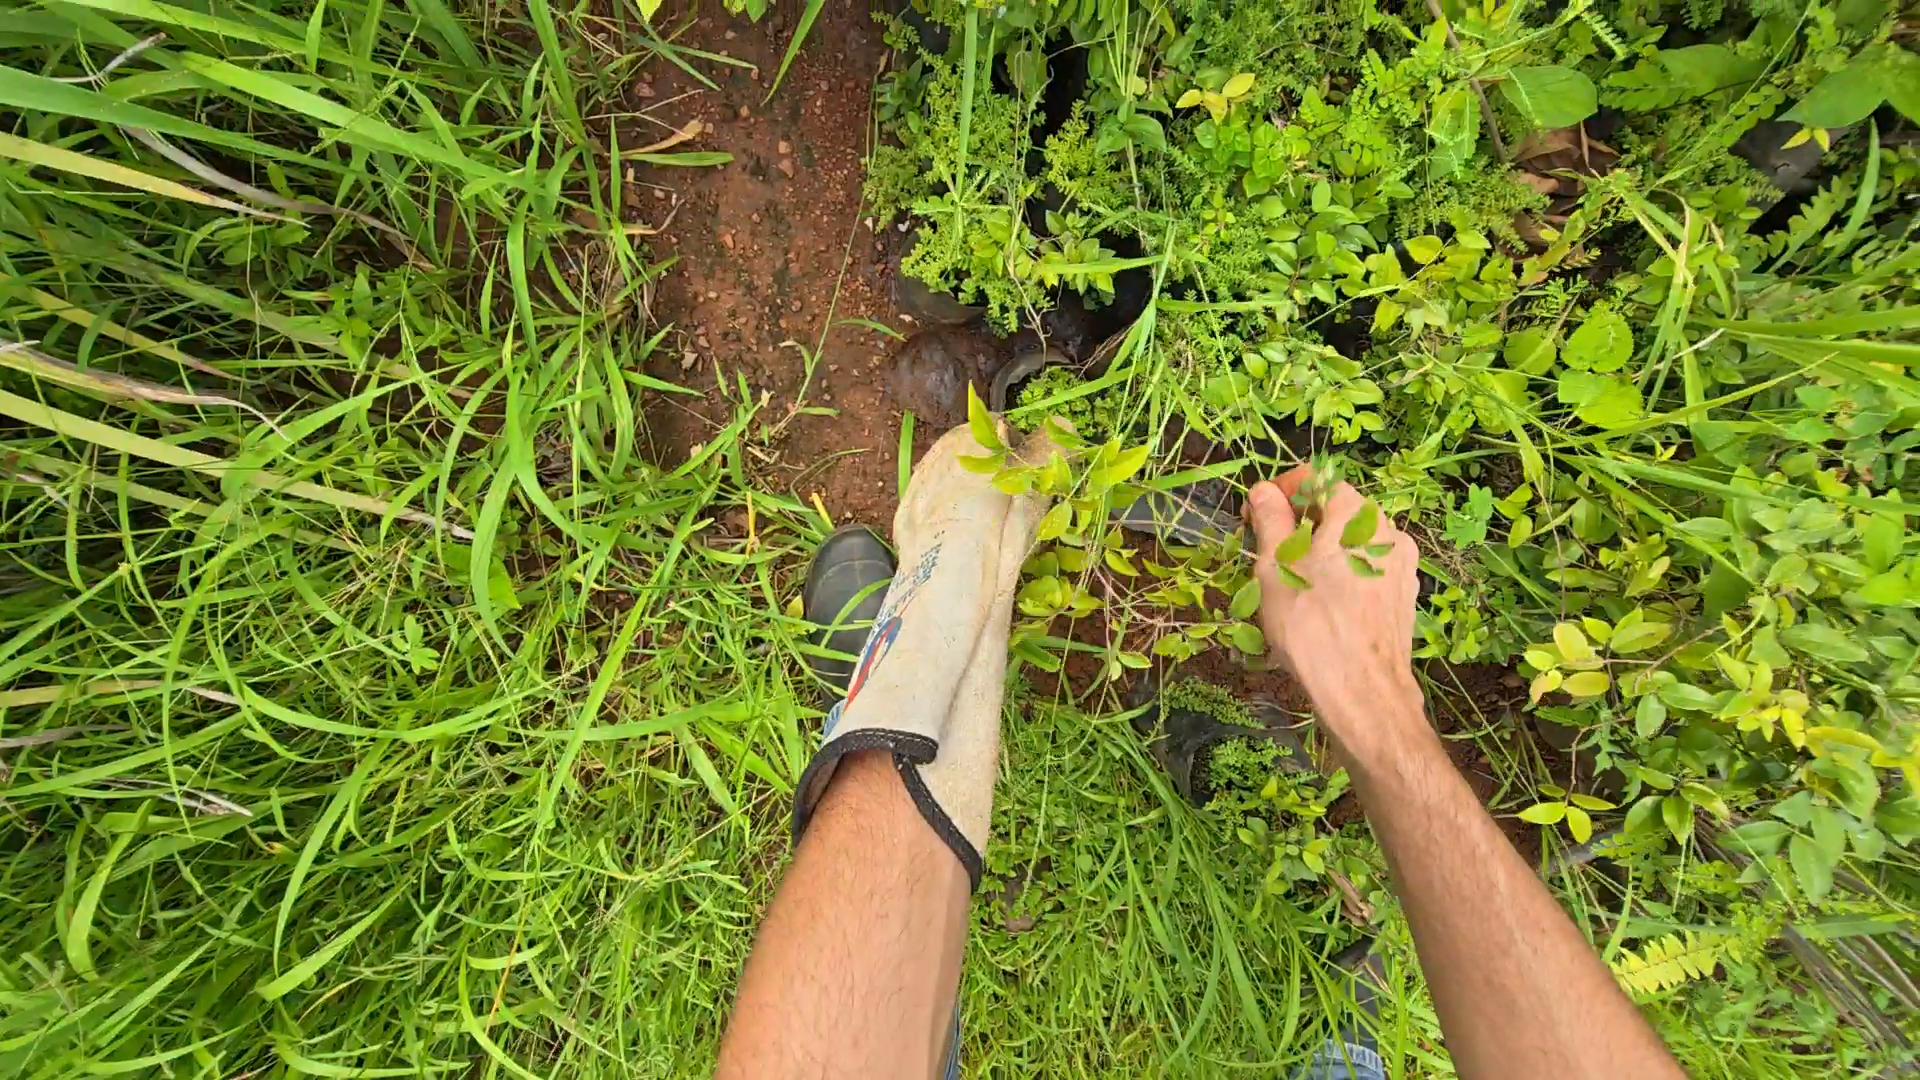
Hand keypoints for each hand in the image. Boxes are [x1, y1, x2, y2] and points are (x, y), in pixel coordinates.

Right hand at [1245, 466, 1427, 765]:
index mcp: (1358, 515)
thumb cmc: (1308, 622)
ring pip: (1351, 542)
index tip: (1255, 517)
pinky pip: (1365, 569)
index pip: (1317, 480)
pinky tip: (1319, 603)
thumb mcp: (1274, 566)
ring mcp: (1402, 566)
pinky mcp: (1404, 596)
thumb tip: (1264, 490)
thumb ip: (1270, 520)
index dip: (1281, 492)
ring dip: (1318, 549)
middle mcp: (1389, 532)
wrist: (1360, 690)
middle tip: (1266, 550)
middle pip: (1336, 510)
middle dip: (1298, 521)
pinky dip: (1340, 573)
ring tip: (1290, 581)